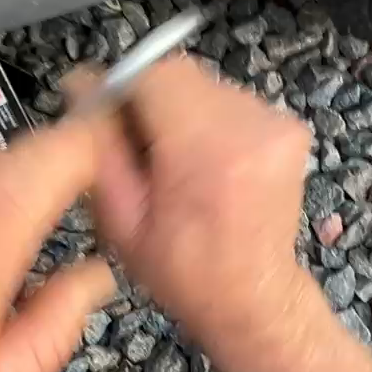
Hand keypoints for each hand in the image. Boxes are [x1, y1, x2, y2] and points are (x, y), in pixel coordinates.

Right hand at [79, 56, 326, 371]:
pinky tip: (207, 163)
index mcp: (206, 151)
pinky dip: (212, 122)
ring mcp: (277, 124)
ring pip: (206, 85)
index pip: (154, 74)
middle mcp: (250, 127)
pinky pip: (233, 101)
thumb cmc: (185, 271)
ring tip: (178, 162)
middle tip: (143, 149)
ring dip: (183, 111)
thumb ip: (100, 147)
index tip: (111, 117)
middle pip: (181, 74)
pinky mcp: (290, 128)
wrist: (253, 297)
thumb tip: (80, 84)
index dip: (123, 89)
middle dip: (152, 102)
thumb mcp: (122, 220)